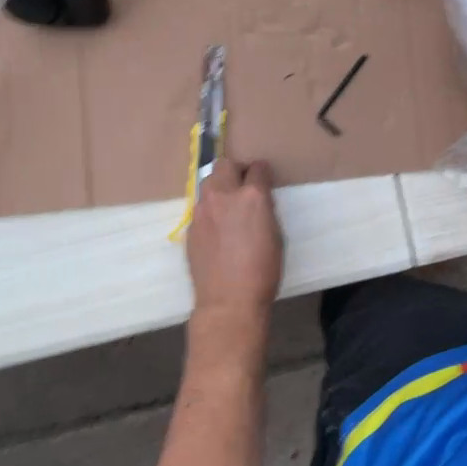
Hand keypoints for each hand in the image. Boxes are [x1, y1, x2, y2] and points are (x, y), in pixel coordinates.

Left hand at [185, 158, 283, 318]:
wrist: (229, 301)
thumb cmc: (263, 272)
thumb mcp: (276, 235)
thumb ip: (264, 210)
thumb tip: (258, 202)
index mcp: (252, 197)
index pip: (257, 168)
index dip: (262, 172)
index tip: (264, 177)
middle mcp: (224, 196)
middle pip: (224, 164)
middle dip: (235, 170)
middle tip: (243, 185)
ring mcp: (203, 210)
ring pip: (208, 183)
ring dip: (220, 188)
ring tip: (228, 207)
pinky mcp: (191, 227)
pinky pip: (200, 208)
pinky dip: (210, 212)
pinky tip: (217, 231)